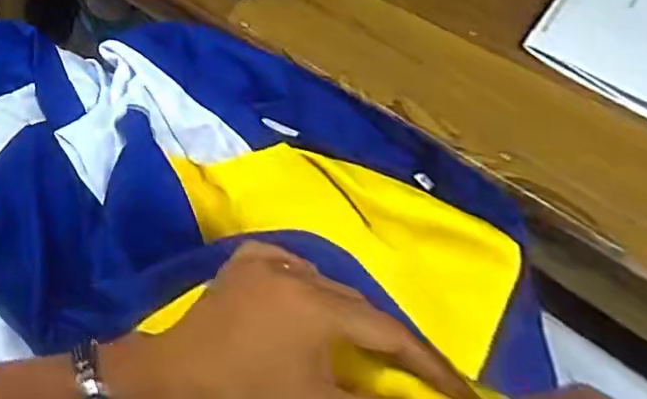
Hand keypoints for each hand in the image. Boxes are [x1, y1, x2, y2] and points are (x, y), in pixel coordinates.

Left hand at [100, 240, 478, 398]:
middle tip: (421, 376)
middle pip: (356, 303)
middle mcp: (288, 273)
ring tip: (373, 345)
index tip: (465, 395)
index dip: (432, 366)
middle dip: (391, 339)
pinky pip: (280, 261)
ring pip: (320, 281)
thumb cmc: (254, 394)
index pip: (390, 332)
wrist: (180, 377)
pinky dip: (303, 278)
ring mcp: (255, 264)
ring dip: (349, 310)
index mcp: (315, 305)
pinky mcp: (233, 267)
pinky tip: (311, 297)